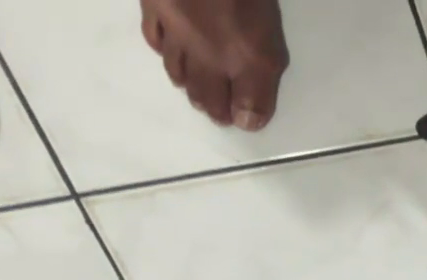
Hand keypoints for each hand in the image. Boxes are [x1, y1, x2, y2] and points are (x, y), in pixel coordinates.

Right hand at [140, 0, 287, 129]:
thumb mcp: (273, 38)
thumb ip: (262, 82)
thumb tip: (247, 119)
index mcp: (246, 59)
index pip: (242, 105)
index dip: (239, 116)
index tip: (239, 120)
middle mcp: (207, 50)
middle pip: (204, 92)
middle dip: (211, 106)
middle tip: (215, 113)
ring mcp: (176, 25)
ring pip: (177, 69)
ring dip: (188, 84)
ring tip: (195, 92)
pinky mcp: (153, 2)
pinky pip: (154, 36)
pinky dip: (163, 52)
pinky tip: (169, 54)